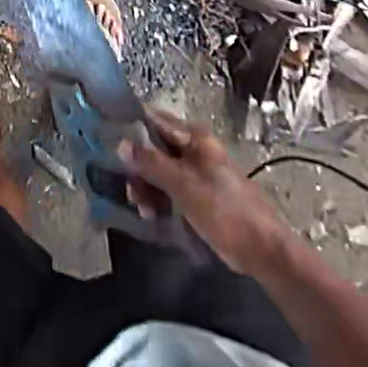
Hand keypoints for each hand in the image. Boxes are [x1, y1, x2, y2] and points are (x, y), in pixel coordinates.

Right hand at [122, 111, 291, 273]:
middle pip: (152, 146)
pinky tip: (152, 214)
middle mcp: (193, 148)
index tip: (106, 137)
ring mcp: (194, 171)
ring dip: (145, 186)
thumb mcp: (183, 185)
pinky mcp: (195, 193)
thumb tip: (119, 142)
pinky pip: (167, 187)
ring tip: (144, 208)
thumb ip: (151, 162)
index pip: (154, 119)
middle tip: (131, 190)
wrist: (261, 248)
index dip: (130, 126)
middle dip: (137, 166)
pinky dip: (157, 197)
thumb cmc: (223, 210)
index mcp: (194, 137)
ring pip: (157, 169)